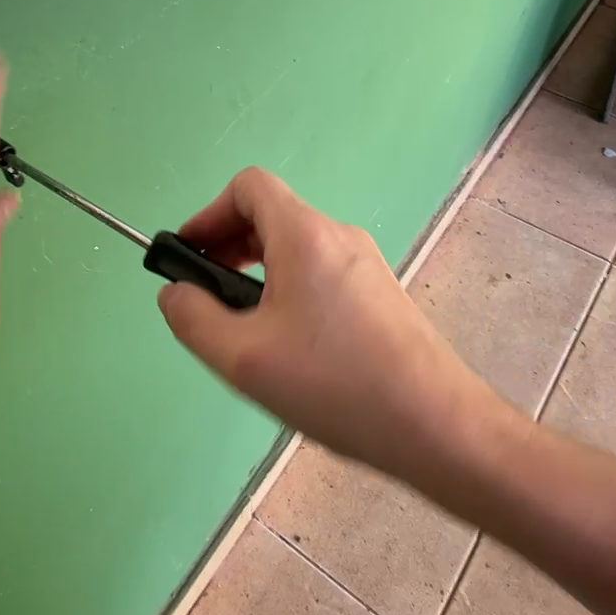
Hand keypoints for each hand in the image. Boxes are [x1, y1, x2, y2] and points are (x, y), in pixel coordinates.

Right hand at [157, 169, 509, 483]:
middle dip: (227, 246)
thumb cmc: (336, 384)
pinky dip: (288, 289)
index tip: (190, 257)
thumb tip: (175, 293)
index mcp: (305, 235)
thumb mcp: (243, 359)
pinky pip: (320, 273)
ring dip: (256, 272)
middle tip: (205, 295)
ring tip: (243, 328)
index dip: (208, 213)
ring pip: (295, 248)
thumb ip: (193, 319)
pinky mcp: (382, 295)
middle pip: (270, 216)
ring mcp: (366, 265)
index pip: (248, 186)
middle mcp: (339, 236)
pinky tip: (289, 346)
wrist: (439, 428)